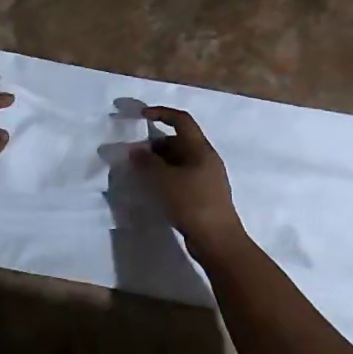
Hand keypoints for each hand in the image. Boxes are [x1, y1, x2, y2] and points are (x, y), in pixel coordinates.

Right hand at [131, 106, 245, 251]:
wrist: (218, 240)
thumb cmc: (192, 203)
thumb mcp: (165, 180)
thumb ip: (148, 162)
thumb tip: (135, 150)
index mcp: (200, 149)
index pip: (181, 120)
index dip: (161, 113)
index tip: (141, 115)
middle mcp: (206, 159)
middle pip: (179, 141)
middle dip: (155, 144)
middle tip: (134, 155)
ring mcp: (206, 177)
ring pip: (179, 160)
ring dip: (159, 162)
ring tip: (140, 173)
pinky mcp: (203, 194)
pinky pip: (181, 176)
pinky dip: (166, 176)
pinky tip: (153, 188)